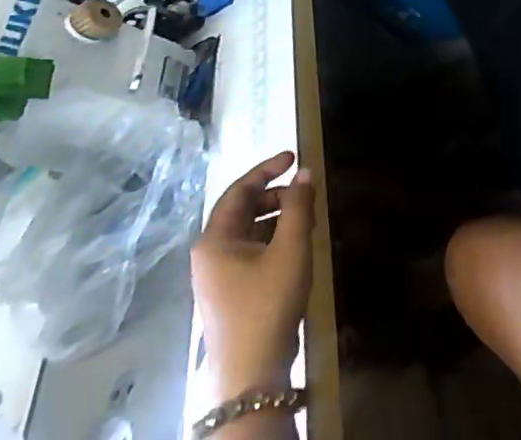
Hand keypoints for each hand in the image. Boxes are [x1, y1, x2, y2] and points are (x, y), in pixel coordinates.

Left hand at [192, 151, 315, 398]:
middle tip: (308, 192)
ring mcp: (219, 273)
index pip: (238, 191)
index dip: (267, 169)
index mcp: (215, 240)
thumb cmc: (268, 299)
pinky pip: (254, 248)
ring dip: (280, 216)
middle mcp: (211, 253)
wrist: (252, 364)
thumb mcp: (291, 247)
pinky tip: (299, 242)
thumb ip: (299, 206)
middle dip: (277, 194)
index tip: (295, 156)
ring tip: (310, 216)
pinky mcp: (232, 288)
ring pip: (251, 229)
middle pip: (243, 209)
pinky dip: (276, 236)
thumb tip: (305, 172)